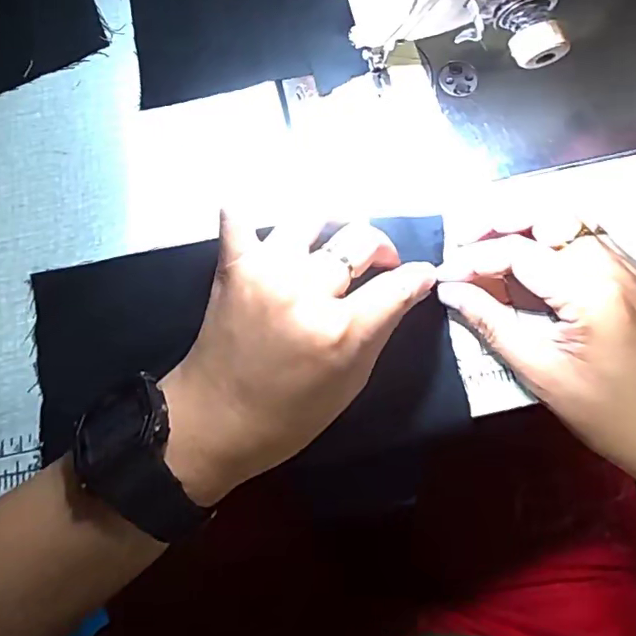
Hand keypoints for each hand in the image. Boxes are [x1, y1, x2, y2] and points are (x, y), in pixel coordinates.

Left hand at [158, 211, 436, 504]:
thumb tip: (414, 285)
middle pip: (360, 241)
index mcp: (340, 331)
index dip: (418, 275)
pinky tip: (269, 223)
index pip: (397, 284)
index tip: (422, 273)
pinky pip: (241, 218)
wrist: (213, 423)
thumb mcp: (352, 381)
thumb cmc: (290, 414)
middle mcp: (305, 292)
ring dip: (333, 227)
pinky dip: (252, 213)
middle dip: (381, 248)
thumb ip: (384, 326)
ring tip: (334, 243)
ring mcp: (266, 272)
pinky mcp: (233, 265)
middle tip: (380, 262)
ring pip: (314, 217)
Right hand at [435, 211, 635, 521]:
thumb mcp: (543, 374)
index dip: (475, 258)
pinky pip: (594, 238)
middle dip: (502, 222)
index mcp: (593, 290)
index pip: (520, 251)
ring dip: (530, 225)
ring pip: (574, 221)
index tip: (446, 273)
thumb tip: (452, 291)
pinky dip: (558, 238)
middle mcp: (617, 264)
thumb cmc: (611, 417)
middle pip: (549, 216)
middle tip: (465, 240)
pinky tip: (537, 259)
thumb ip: (493, 324)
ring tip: (494, 245)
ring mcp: (634, 266)